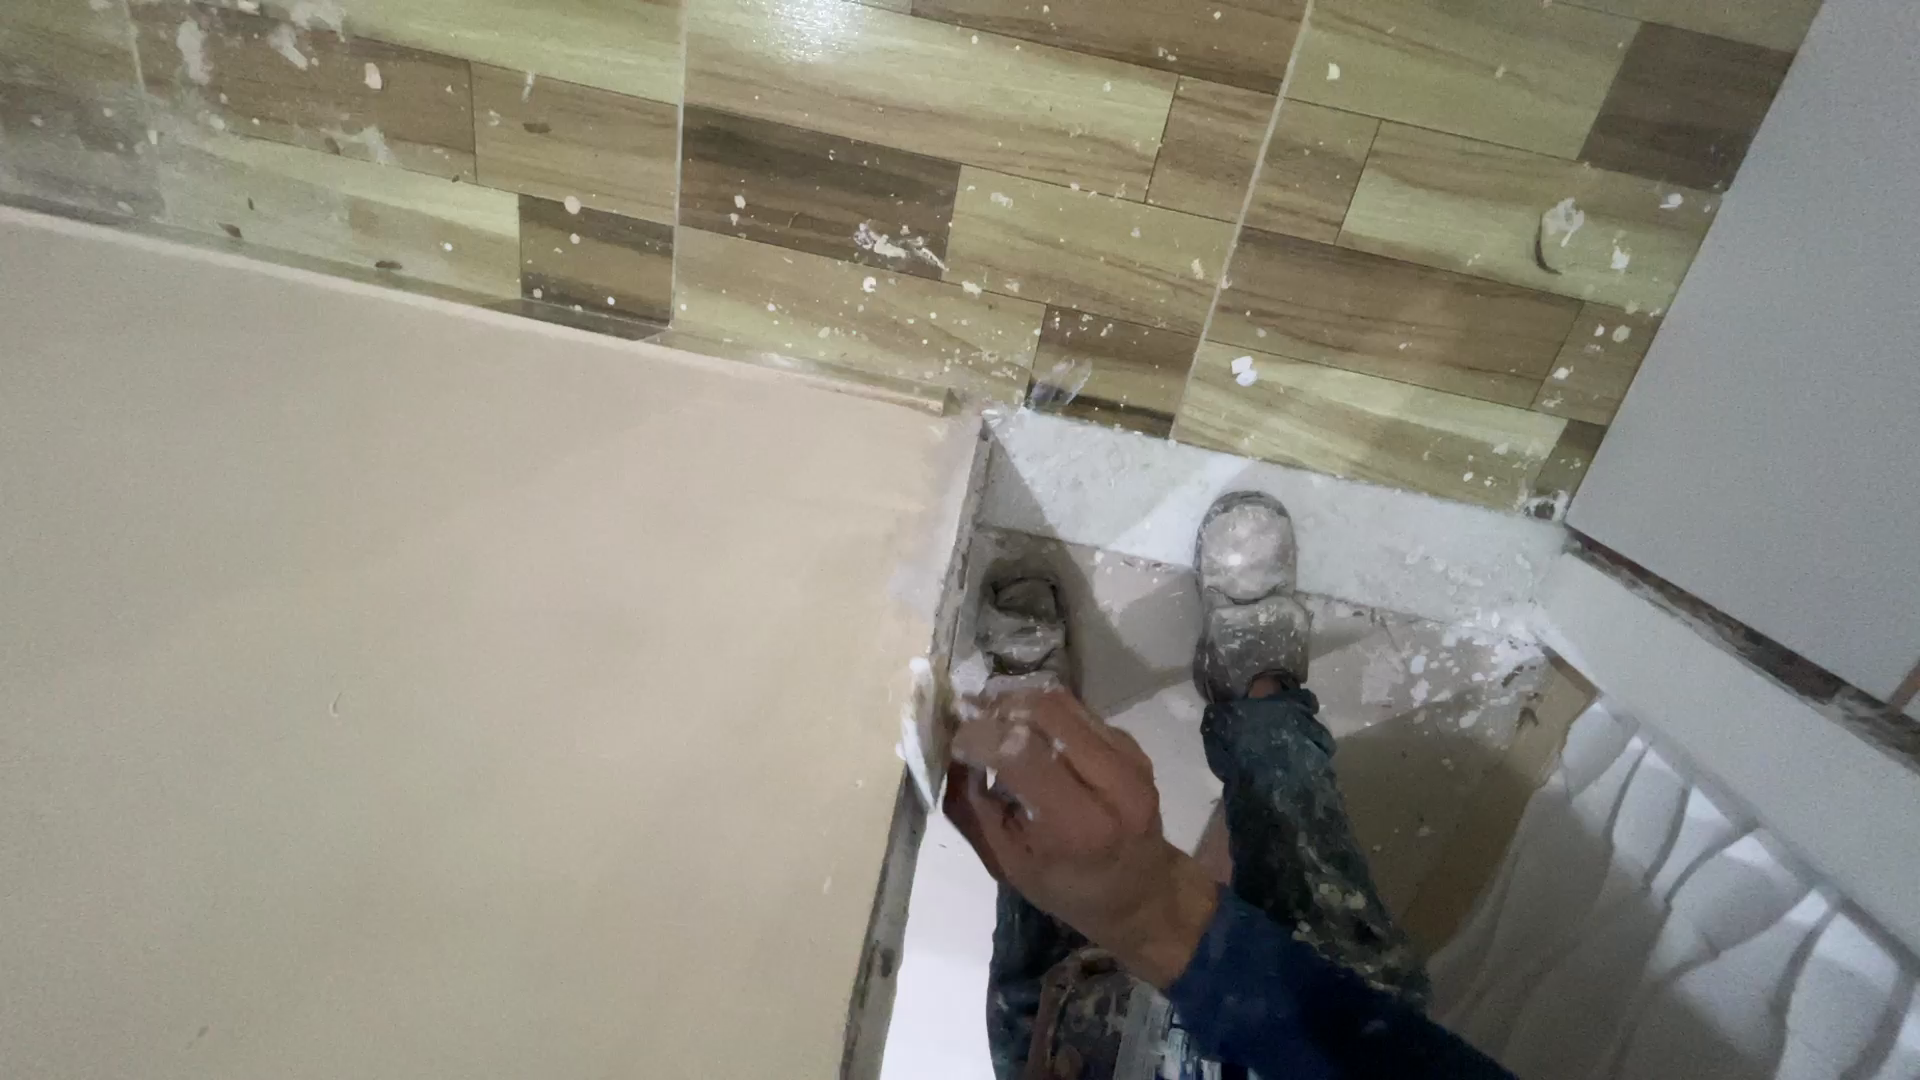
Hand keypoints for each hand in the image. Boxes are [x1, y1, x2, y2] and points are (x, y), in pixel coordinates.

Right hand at [944, 679, 1219, 987]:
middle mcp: (1112, 782)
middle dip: (997, 709)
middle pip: (1044, 712)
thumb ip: (972, 808)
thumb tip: (950, 753)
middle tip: (969, 717)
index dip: (980, 736)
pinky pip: (1076, 710)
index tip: (954, 740)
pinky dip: (1041, 712)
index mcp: (1079, 825)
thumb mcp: (1006, 864)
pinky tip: (1025, 729)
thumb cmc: (1067, 887)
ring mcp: (1128, 757)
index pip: (1022, 753)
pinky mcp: (1131, 743)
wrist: (1141, 891)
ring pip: (1060, 701)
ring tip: (991, 716)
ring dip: (1017, 702)